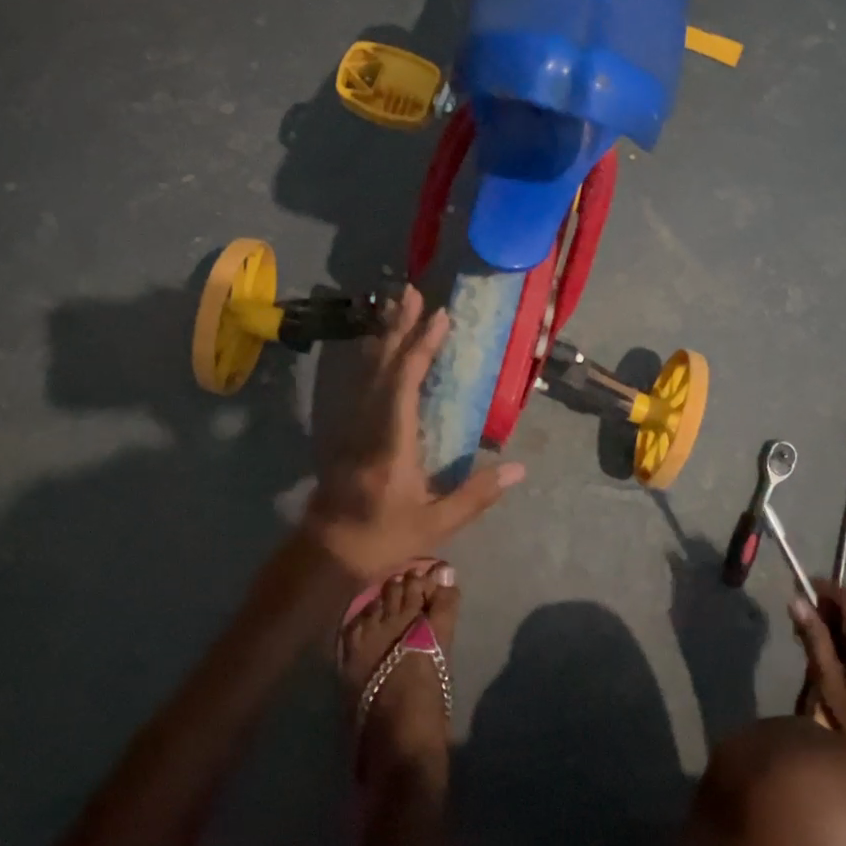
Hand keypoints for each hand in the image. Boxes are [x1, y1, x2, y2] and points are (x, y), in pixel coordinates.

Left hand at [301, 286, 524, 579]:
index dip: (422, 346)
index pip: (405, 382)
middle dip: (398, 327)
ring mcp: (349, 426)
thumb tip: (520, 469)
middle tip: (412, 293)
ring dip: (382, 336)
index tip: (440, 318)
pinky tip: (376, 348)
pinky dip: (370, 359)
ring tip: (396, 307)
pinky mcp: (341, 431)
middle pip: (381, 365)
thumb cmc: (383, 538)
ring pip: (364, 371)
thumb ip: (477, 494)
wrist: (325, 553)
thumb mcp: (436, 524)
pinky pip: (357, 384)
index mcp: (391, 442)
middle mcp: (366, 424)